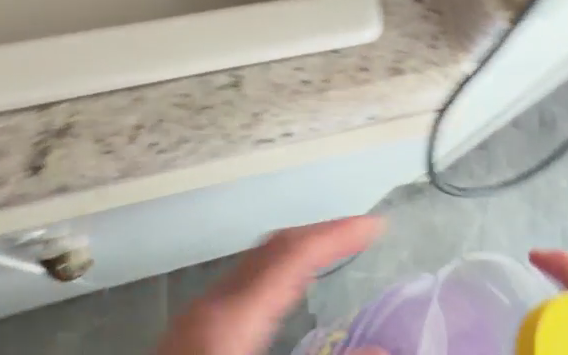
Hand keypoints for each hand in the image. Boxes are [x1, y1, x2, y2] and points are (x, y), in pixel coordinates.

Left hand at [158, 217, 384, 354]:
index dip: (338, 234)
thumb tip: (385, 349)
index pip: (294, 253)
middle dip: (318, 236)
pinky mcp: (181, 346)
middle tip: (359, 237)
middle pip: (271, 250)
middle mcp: (208, 310)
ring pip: (251, 268)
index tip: (376, 226)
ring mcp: (188, 328)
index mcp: (231, 320)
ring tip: (330, 261)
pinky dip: (271, 280)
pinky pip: (238, 290)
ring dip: (293, 258)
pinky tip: (282, 306)